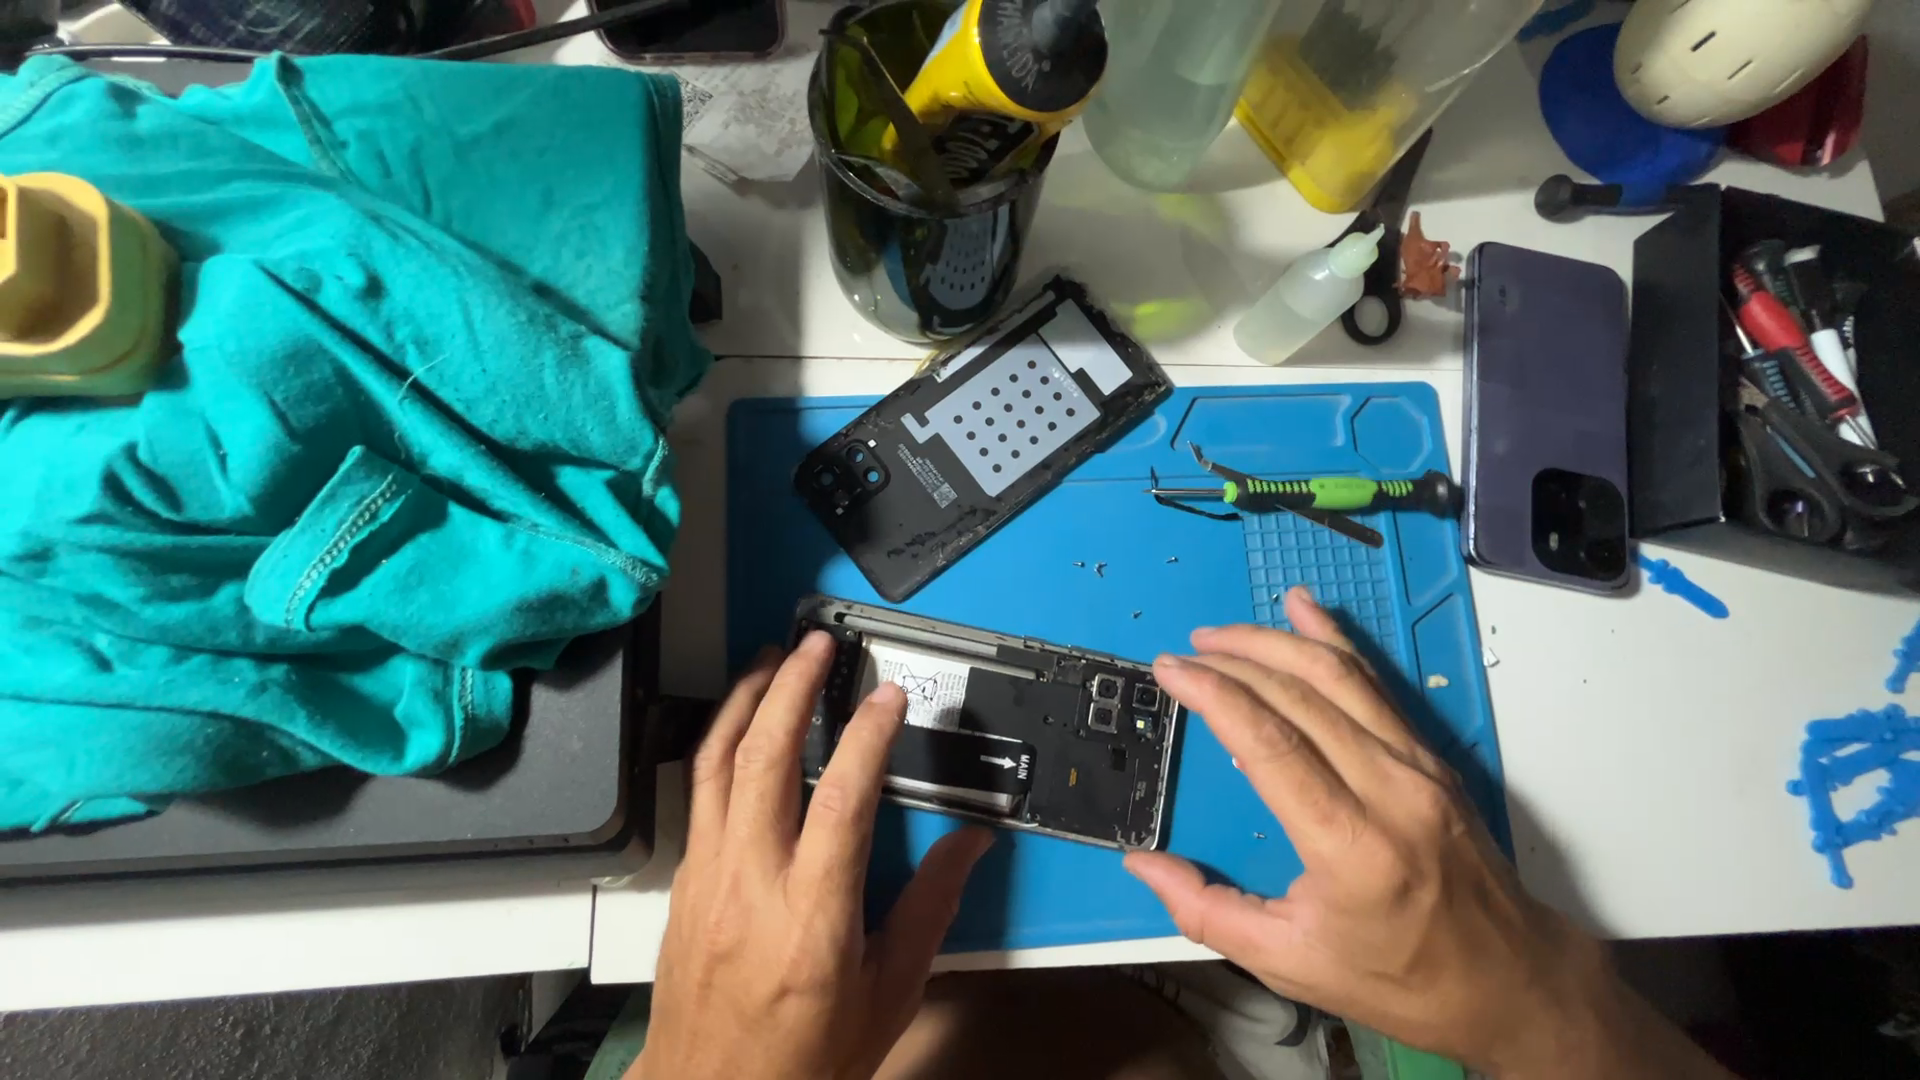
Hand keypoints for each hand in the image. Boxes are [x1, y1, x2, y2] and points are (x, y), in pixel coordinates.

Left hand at [633, 632, 993, 1079]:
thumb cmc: (806, 1057)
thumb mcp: (889, 992)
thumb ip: (931, 906)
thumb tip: (970, 842)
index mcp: (812, 918)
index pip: (843, 802)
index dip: (867, 737)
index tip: (888, 697)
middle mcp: (752, 883)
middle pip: (766, 760)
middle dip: (791, 688)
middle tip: (815, 646)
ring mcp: (709, 875)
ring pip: (719, 762)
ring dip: (746, 699)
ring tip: (770, 658)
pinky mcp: (687, 877)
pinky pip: (700, 788)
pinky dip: (722, 738)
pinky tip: (739, 717)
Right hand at [1126, 588, 1731, 1078]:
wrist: (1516, 984)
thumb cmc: (1400, 979)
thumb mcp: (1292, 964)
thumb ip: (1206, 912)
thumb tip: (1141, 865)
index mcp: (1351, 845)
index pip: (1271, 742)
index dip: (1215, 694)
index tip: (1171, 670)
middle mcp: (1390, 790)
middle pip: (1300, 697)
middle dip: (1232, 662)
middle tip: (1183, 653)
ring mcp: (1417, 765)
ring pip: (1339, 676)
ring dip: (1273, 643)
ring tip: (1221, 633)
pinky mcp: (1430, 755)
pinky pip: (1374, 683)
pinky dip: (1332, 640)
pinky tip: (1303, 609)